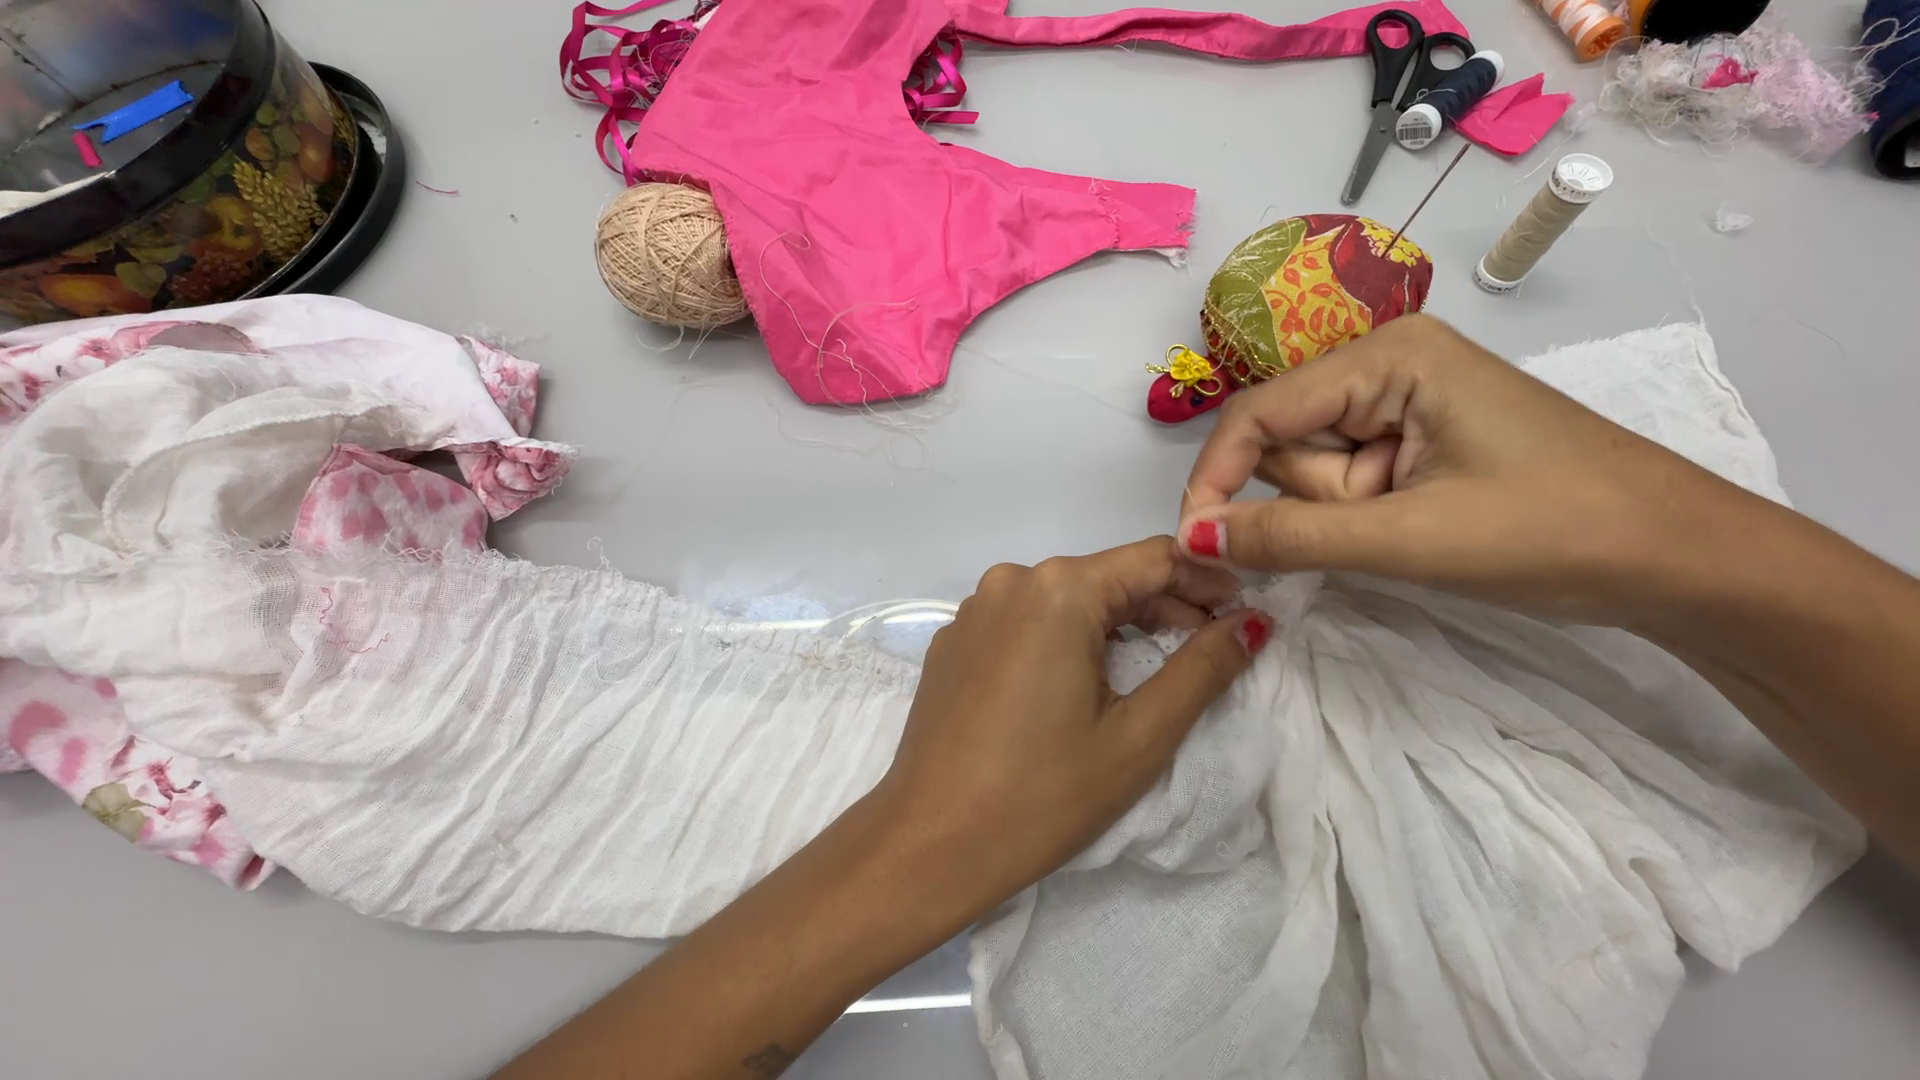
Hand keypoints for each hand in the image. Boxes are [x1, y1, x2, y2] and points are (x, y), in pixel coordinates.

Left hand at [870, 537, 1273, 912]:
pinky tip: (1082, 682)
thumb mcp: (1140, 736)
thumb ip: (1203, 669)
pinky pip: (1025, 622)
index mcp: (1058, 590)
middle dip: (1165, 606)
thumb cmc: (1043, 794)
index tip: (1245, 614)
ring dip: (1116, 624)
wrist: (930, 843)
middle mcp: (1010, 582)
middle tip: (1210, 648)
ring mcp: (974, 611)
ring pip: (1065, 599)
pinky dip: (1065, 639)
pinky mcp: (954, 642)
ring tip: (1154, 666)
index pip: (1154, 559)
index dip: (1208, 582)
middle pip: (1107, 577)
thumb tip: (1252, 622)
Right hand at [1174, 314, 1769, 625]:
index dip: (1215, 478)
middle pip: (1287, 441)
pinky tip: (1420, 528)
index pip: (1258, 413)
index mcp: (1388, 356)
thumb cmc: (1553, 534)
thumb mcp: (1407, 540)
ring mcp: (1405, 402)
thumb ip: (1288, 537)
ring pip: (1315, 469)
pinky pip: (1348, 482)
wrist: (1684, 564)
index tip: (1195, 548)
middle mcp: (1388, 365)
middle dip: (1318, 500)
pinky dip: (1360, 518)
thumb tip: (1191, 539)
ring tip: (1420, 528)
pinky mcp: (1417, 439)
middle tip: (1389, 529)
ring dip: (1343, 514)